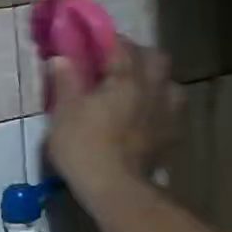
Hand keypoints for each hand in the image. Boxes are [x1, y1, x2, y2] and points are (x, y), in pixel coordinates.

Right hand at [44, 41, 182, 203]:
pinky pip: (170, 114)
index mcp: (127, 77)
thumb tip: (61, 57)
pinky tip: (146, 121)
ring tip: (137, 94)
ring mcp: (167, 114)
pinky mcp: (170, 139)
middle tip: (117, 68)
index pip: (120, 45)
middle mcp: (153, 89)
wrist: (116, 190)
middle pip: (155, 59)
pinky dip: (159, 111)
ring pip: (169, 85)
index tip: (90, 46)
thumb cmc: (85, 147)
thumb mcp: (64, 113)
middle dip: (138, 56)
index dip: (104, 41)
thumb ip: (66, 82)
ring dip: (155, 83)